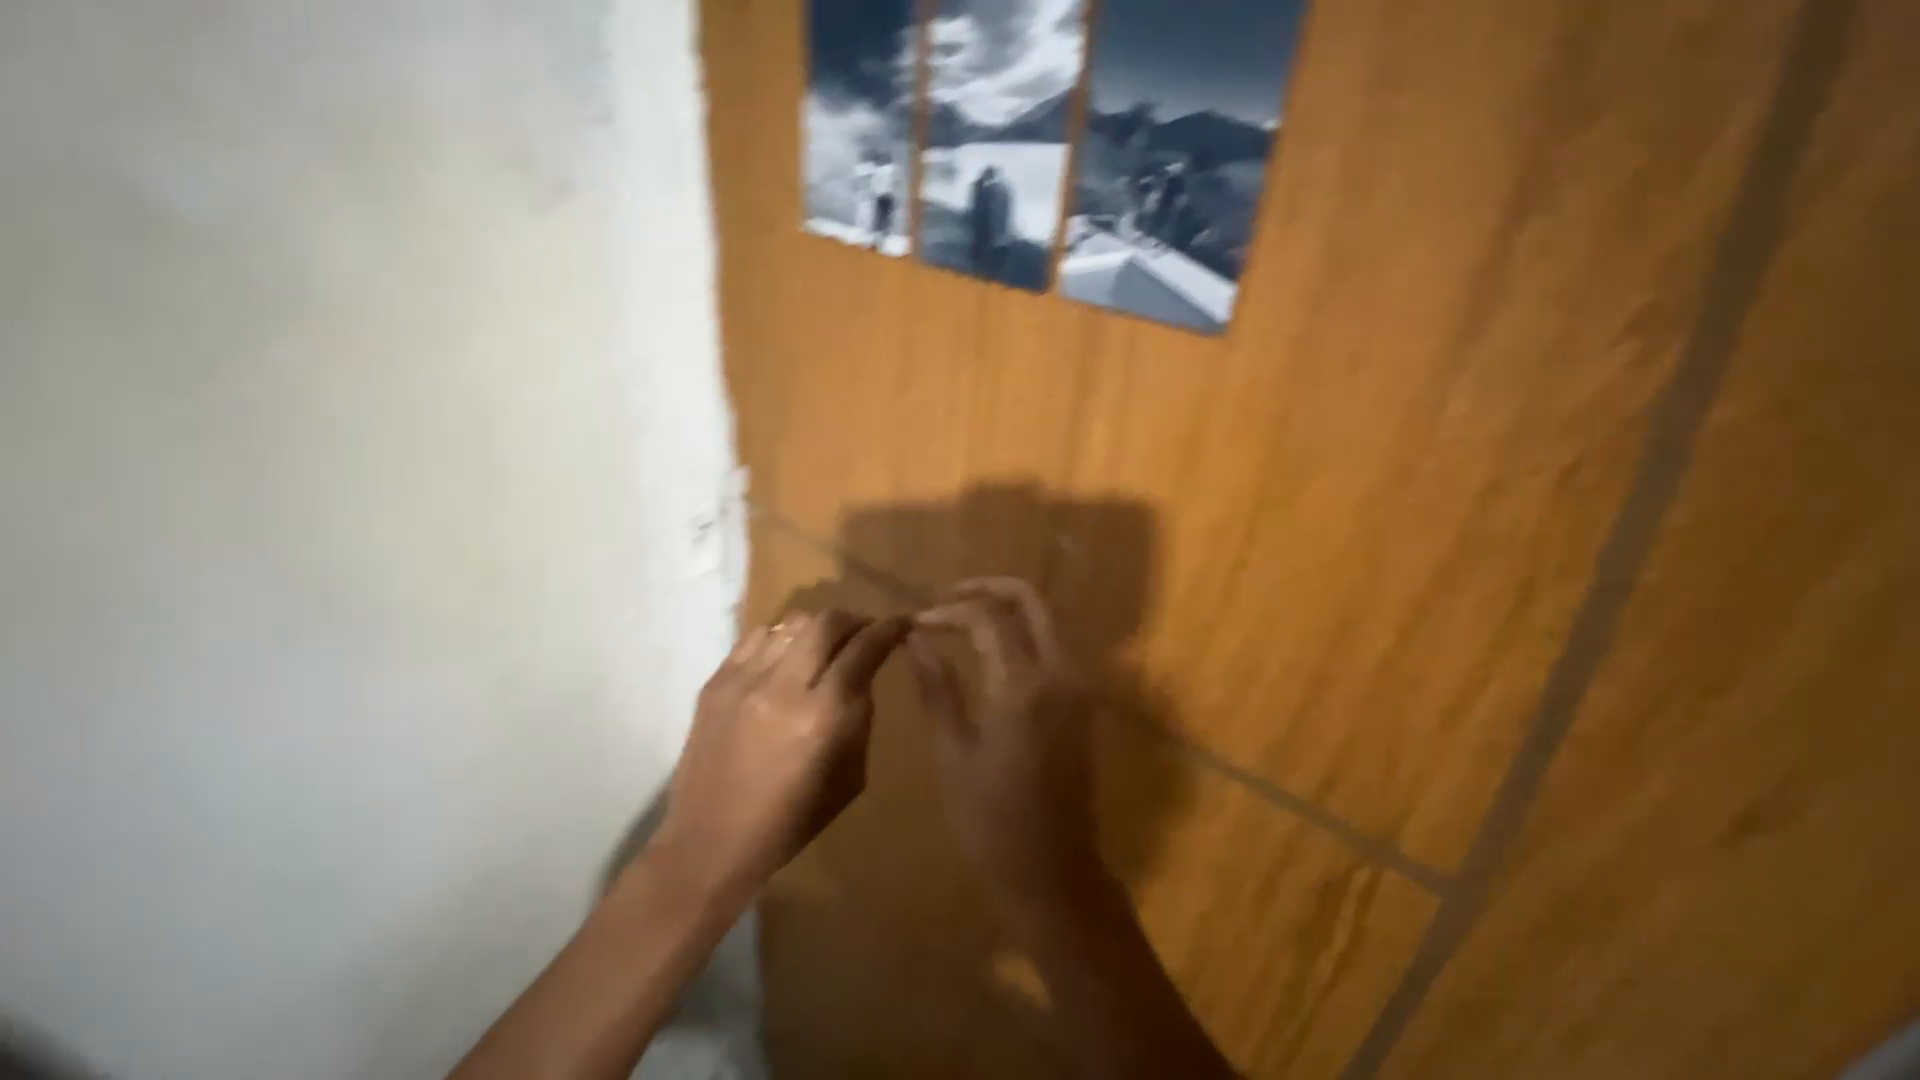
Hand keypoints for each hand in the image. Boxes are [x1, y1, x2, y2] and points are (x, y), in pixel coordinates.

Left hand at [657, 610, 910, 896]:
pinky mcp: (715, 682)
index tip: (901, 624)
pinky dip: (780, 638)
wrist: (709, 841)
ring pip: (790, 622)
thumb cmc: (790, 821)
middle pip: (826, 622)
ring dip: (816, 627)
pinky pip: (756, 637)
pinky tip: (785, 658)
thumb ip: (859, 719)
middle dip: (853, 619)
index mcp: (823, 716)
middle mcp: (783, 686)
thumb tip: (861, 678)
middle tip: (864, 631)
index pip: (864, 649)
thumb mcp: (849, 778)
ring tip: (824, 643)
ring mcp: (743, 679)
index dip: (888, 630)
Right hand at [908, 578, 1106, 908]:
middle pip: (1031, 601)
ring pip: (1047, 620)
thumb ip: (937, 686)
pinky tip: (990, 651)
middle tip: (945, 599)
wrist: (1052, 867)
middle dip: (987, 589)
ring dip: (1007, 609)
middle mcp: (1061, 673)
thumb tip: (915, 638)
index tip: (917, 623)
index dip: (948, 611)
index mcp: (1024, 684)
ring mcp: (1079, 687)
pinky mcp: (1083, 704)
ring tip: (961, 621)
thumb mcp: (953, 750)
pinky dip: (1024, 634)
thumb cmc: (991, 817)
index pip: (987, 617)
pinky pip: (1055, 647)